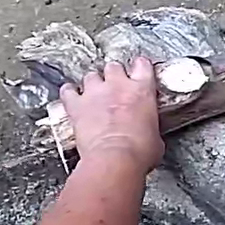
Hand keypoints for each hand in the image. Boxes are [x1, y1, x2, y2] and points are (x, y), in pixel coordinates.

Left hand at [61, 58, 163, 174]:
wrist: (115, 159)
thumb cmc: (138, 151)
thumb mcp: (156, 137)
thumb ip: (151, 127)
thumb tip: (150, 135)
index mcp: (142, 90)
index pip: (142, 65)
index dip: (140, 67)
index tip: (139, 72)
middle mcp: (118, 86)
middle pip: (114, 66)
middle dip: (114, 75)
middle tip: (115, 87)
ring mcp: (95, 93)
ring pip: (91, 75)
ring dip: (93, 83)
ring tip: (94, 93)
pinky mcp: (77, 105)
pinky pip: (68, 91)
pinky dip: (69, 92)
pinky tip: (70, 96)